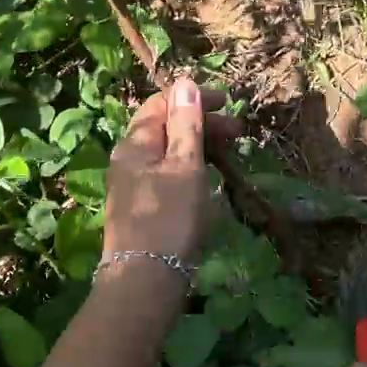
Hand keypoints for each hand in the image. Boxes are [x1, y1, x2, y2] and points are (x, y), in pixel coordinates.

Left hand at [103, 77, 240, 263]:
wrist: (144, 284)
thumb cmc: (169, 218)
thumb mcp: (185, 164)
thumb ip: (186, 122)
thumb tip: (185, 82)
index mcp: (134, 142)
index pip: (162, 102)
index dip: (195, 98)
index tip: (228, 103)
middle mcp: (128, 159)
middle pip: (166, 126)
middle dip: (202, 122)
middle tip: (238, 132)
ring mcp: (133, 185)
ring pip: (169, 152)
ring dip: (199, 145)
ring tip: (228, 155)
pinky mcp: (142, 208)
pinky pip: (167, 174)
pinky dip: (191, 168)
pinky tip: (209, 181)